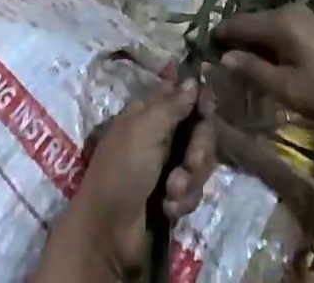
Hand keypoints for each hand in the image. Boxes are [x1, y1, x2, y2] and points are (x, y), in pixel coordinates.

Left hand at [52, 79, 216, 278]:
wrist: (107, 234)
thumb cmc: (121, 171)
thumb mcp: (144, 130)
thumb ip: (172, 104)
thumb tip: (194, 80)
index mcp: (149, 113)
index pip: (184, 94)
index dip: (200, 99)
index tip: (206, 109)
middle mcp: (162, 135)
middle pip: (201, 128)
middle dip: (199, 148)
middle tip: (190, 162)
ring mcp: (170, 166)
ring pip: (202, 160)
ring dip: (190, 178)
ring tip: (172, 192)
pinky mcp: (175, 195)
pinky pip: (196, 189)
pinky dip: (184, 199)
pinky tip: (168, 208)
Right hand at [214, 5, 313, 123]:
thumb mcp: (285, 88)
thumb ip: (253, 71)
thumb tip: (223, 58)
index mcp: (280, 23)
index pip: (239, 24)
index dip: (219, 35)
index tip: (201, 48)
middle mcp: (288, 11)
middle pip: (251, 21)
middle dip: (234, 38)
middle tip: (216, 60)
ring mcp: (301, 15)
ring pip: (265, 25)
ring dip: (250, 41)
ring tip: (236, 63)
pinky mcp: (310, 24)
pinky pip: (278, 28)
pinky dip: (266, 41)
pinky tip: (263, 60)